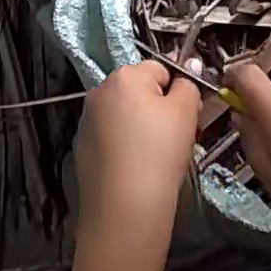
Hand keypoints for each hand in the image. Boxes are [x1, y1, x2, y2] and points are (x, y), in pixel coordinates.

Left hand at [76, 60, 202, 222]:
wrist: (124, 205)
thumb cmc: (159, 151)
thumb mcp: (186, 112)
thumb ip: (188, 85)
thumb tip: (189, 65)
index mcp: (125, 75)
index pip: (160, 68)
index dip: (177, 90)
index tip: (187, 115)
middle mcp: (100, 90)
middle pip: (139, 90)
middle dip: (157, 106)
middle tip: (175, 136)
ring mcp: (87, 118)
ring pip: (123, 113)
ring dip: (138, 124)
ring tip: (154, 155)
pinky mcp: (81, 145)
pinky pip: (110, 135)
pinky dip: (122, 143)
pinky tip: (133, 166)